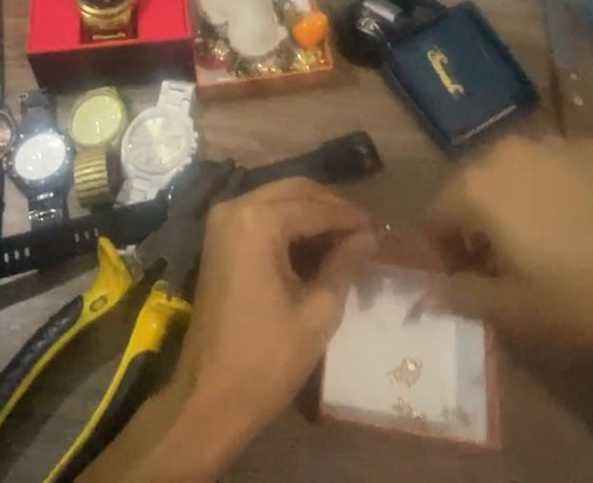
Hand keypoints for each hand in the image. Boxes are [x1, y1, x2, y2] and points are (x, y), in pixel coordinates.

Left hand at [79, 179, 375, 482]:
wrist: (209, 399)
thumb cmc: (268, 359)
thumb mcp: (319, 310)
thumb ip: (345, 263)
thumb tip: (370, 235)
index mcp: (258, 221)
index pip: (316, 208)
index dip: (352, 218)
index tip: (383, 228)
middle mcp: (235, 208)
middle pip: (294, 192)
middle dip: (331, 207)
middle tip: (366, 230)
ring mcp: (222, 224)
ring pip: (278, 201)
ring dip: (311, 214)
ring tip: (348, 239)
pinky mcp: (218, 242)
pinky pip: (261, 218)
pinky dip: (289, 226)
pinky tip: (317, 247)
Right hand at [425, 136, 592, 361]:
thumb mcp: (520, 312)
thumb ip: (465, 296)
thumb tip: (435, 289)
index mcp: (481, 184)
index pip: (435, 213)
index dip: (443, 252)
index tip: (466, 284)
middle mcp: (514, 149)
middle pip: (476, 186)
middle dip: (479, 226)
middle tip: (505, 271)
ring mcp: (564, 143)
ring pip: (521, 176)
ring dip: (520, 210)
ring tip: (553, 254)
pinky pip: (564, 171)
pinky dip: (561, 198)